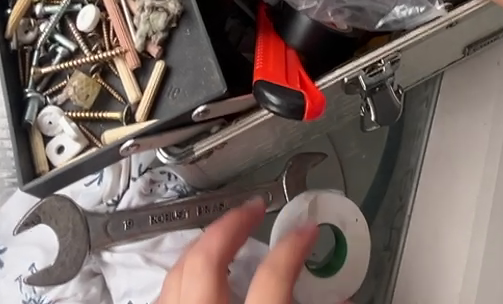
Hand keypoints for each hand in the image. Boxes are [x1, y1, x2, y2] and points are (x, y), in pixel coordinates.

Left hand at [156, 198, 318, 303]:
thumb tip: (339, 297)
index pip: (272, 279)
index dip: (292, 247)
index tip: (307, 229)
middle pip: (207, 261)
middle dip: (230, 225)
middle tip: (254, 208)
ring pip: (177, 273)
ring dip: (202, 247)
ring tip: (223, 234)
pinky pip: (163, 297)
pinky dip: (178, 279)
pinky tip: (192, 276)